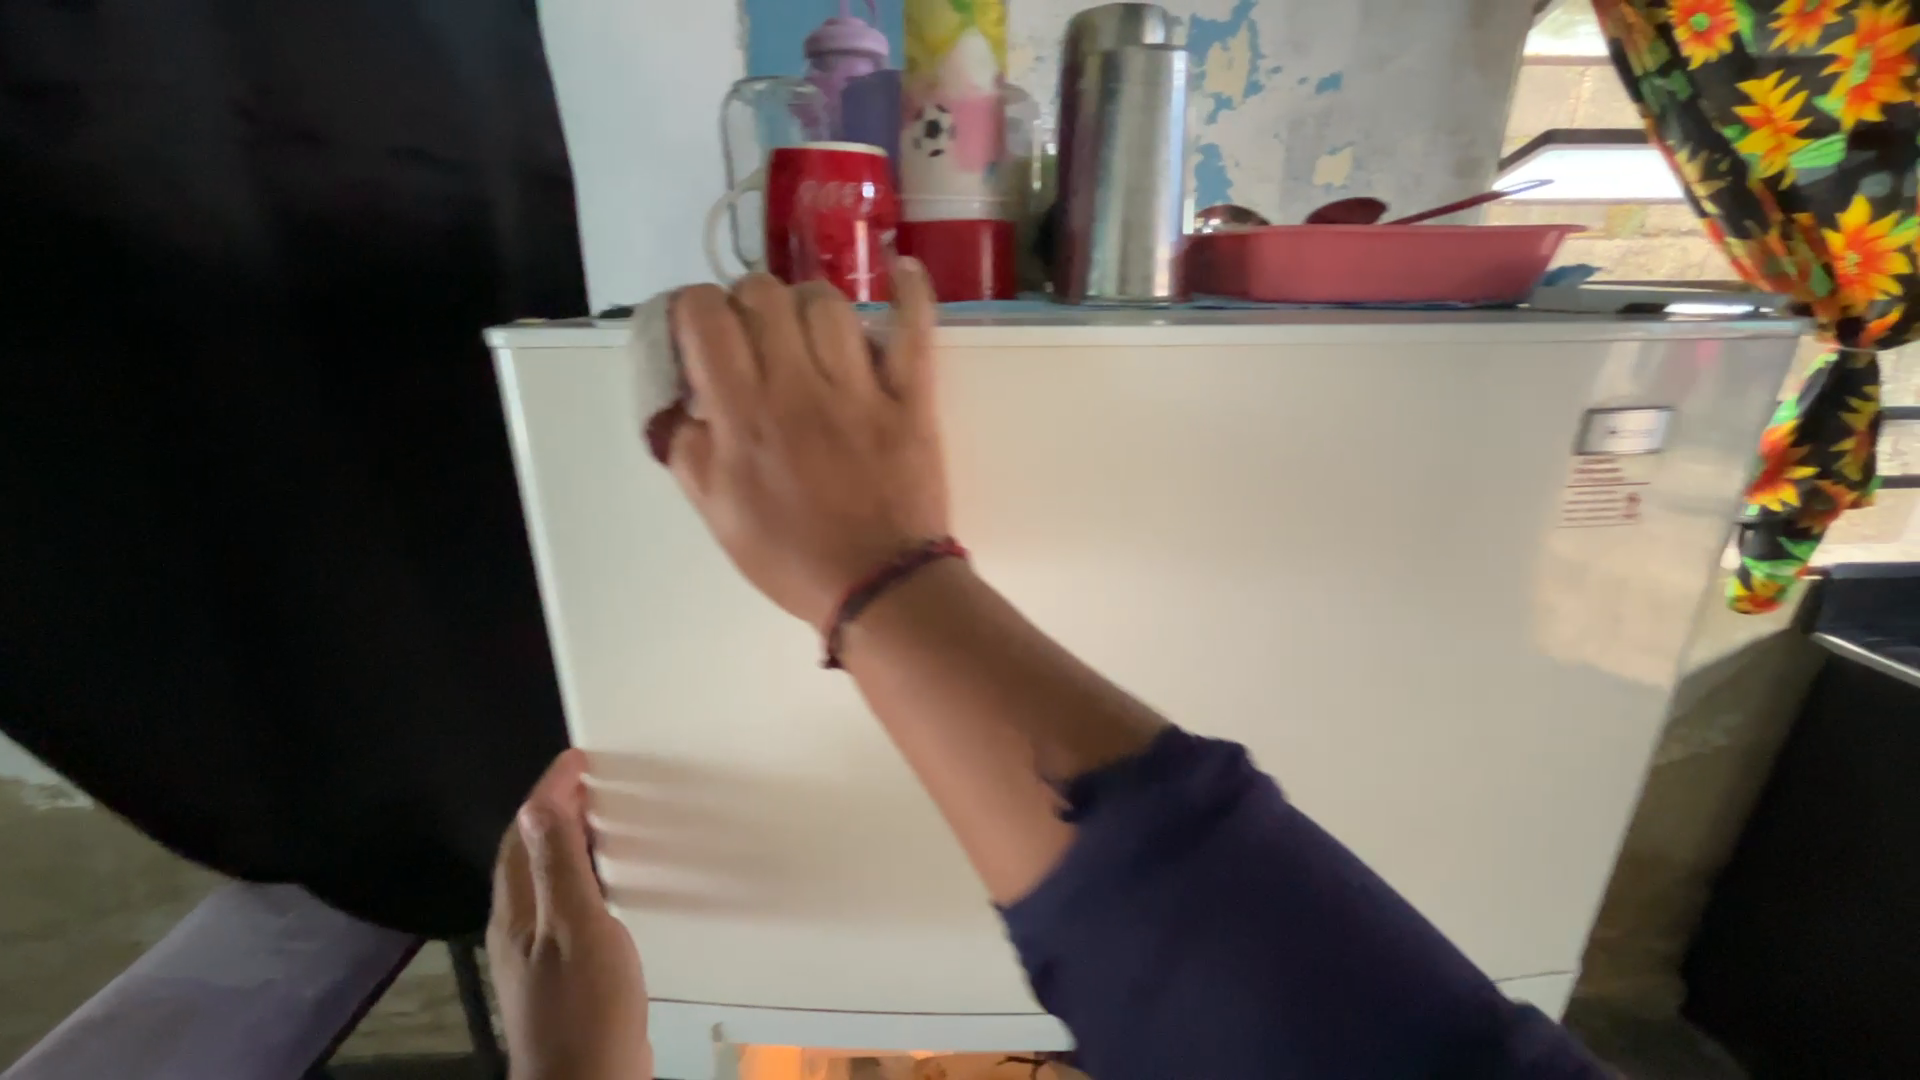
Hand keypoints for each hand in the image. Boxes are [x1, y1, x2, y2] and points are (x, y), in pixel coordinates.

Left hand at [488, 749, 651, 1079]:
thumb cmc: (586, 1006)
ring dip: (567, 840)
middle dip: (553, 810)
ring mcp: (539, 951)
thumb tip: (536, 804)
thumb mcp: (577, 929)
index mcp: (519, 911)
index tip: (576, 758)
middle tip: (591, 779)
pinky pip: (566, 900)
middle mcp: (520, 926)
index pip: (525, 835)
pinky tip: (609, 881)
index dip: (548, 793)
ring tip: (601, 816)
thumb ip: (558, 867)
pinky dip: (583, 872)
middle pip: (527, 854)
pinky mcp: (563, 969)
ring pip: (546, 877)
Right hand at [662, 262, 948, 627]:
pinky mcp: (911, 400)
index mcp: (742, 417)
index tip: (704, 331)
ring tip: (811, 333)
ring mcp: (860, 390)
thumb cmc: (794, 559)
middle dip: (750, 303)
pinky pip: (914, 330)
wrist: (880, 587)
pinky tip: (901, 271)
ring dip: (811, 305)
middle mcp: (796, 389)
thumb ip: (689, 450)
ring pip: (829, 303)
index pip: (705, 315)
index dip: (697, 308)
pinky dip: (910, 293)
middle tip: (758, 337)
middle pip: (765, 294)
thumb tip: (682, 401)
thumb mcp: (718, 514)